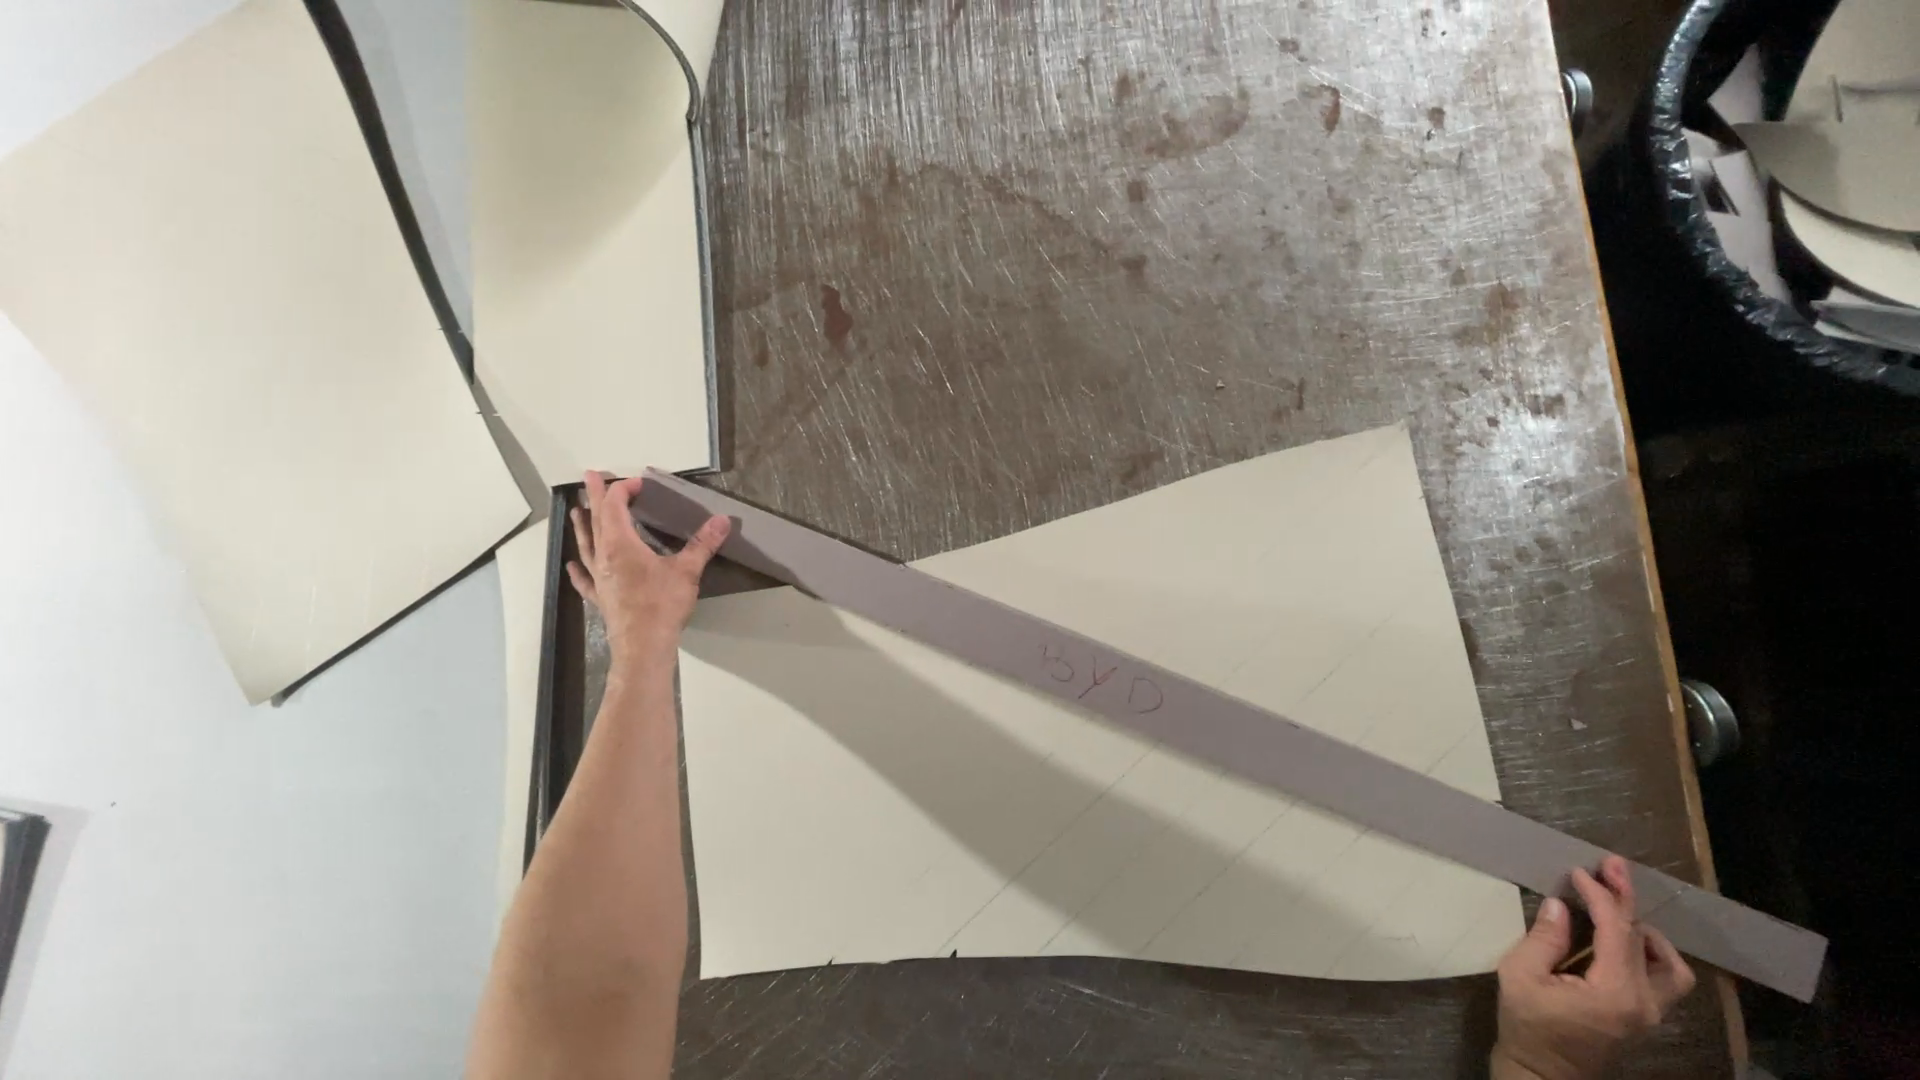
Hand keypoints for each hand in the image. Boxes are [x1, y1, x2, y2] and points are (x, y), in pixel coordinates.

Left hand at [566, 471, 729, 668]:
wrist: (643, 645)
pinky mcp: (600, 597)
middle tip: (589, 476)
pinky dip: (578, 569)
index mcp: (621, 544)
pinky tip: (572, 565)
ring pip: (586, 544)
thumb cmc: (662, 605)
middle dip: (596, 496)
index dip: (624, 490)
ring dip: (583, 525)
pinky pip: (584, 578)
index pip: (617, 507)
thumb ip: (703, 543)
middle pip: (597, 519)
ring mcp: (598, 578)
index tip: (637, 483)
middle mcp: (604, 556)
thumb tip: (722, 520)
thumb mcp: (687, 570)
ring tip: (577, 511)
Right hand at [1490, 855, 1697, 1079]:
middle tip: (1612, 867)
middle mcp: (1644, 1002)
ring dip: (1645, 931)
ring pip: (1671, 965)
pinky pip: (1664, 979)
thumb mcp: (1521, 974)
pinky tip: (1623, 939)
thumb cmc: (1527, 1023)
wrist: (1541, 1072)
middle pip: (1645, 940)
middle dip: (1626, 900)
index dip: (1600, 896)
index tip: (1579, 872)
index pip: (1617, 931)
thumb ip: (1545, 939)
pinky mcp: (1644, 1017)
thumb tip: (1562, 906)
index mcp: (1615, 991)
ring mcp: (1650, 1013)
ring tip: (1618, 909)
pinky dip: (1649, 953)